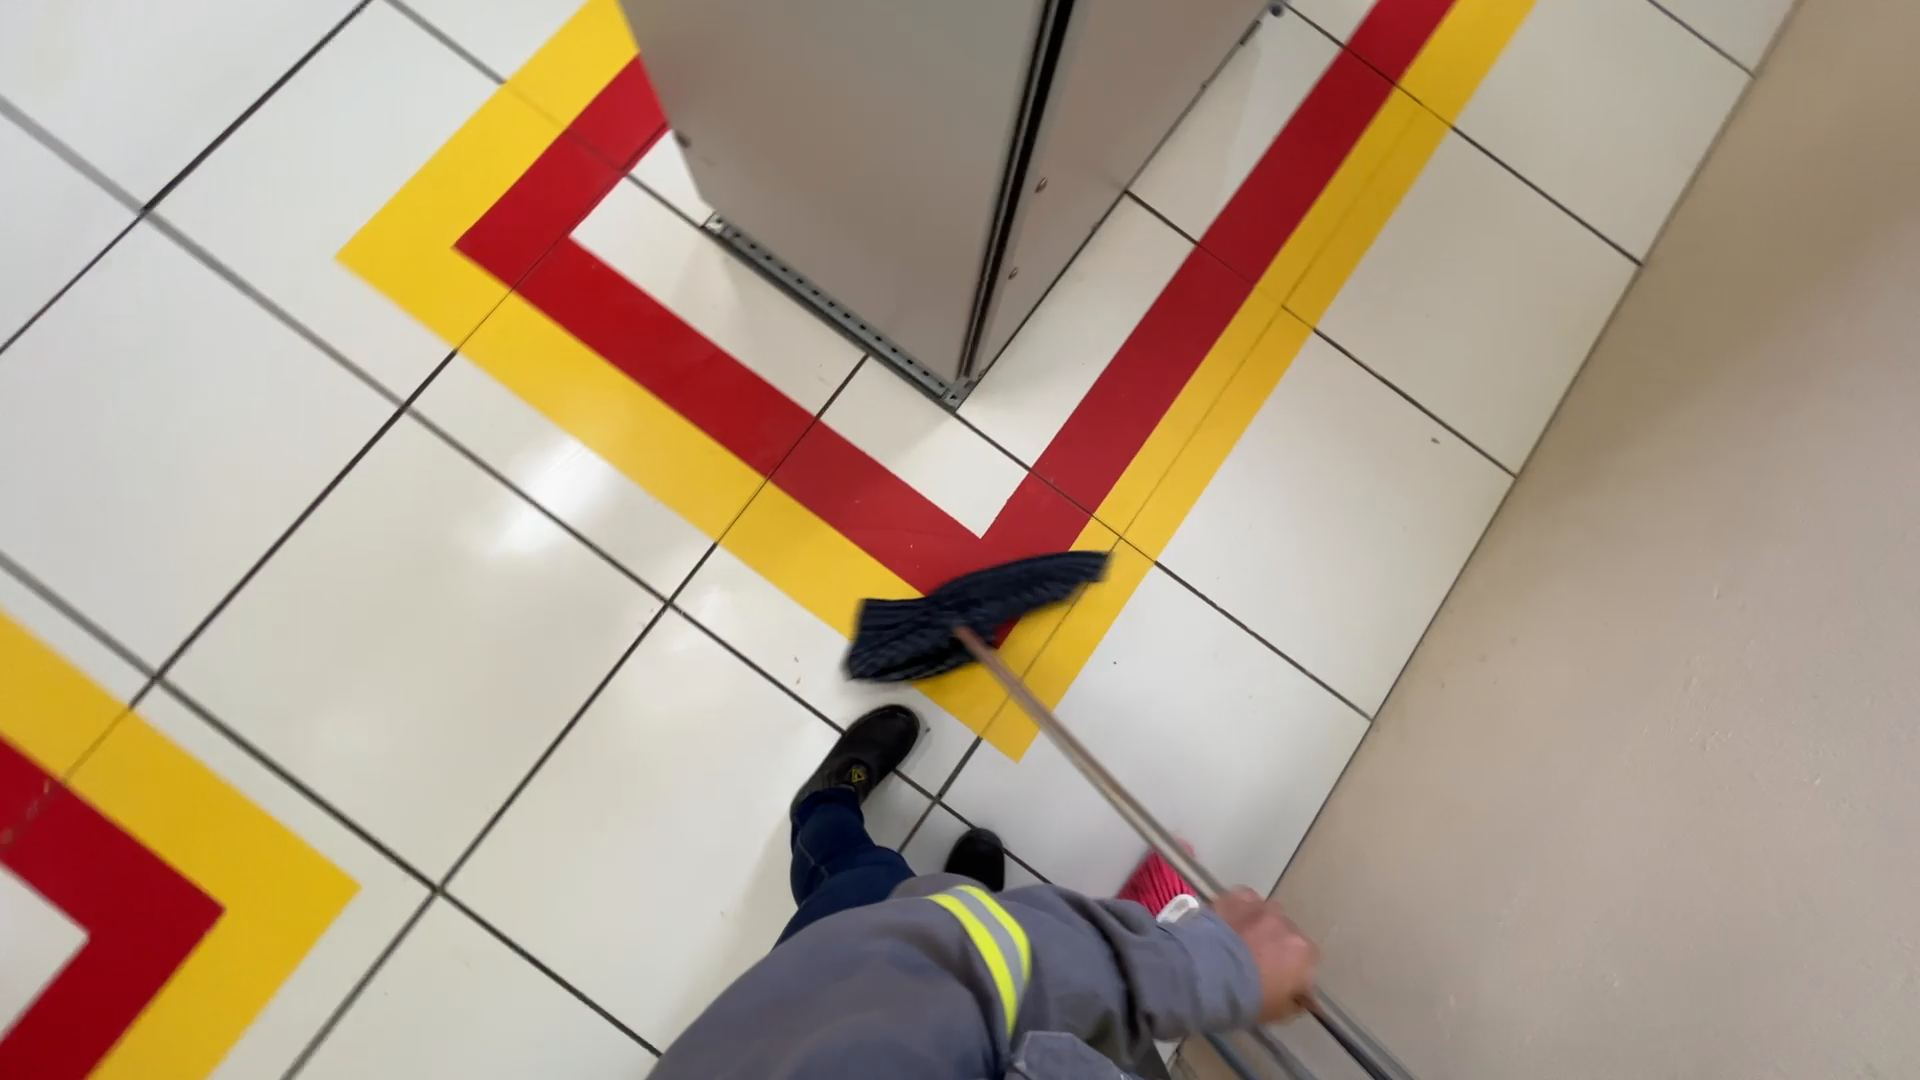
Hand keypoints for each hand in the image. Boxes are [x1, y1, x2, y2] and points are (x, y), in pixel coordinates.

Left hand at [1211, 887, 1317, 1021]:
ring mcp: (1262, 907)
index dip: (1293, 967)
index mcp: (1303, 953)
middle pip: (1286, 933)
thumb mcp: (1280, 1011)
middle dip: (1275, 943)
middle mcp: (1287, 924)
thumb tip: (1301, 996)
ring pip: (1267, 914)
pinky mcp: (1238, 895)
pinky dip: (1241, 907)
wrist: (1210, 970)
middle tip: (1256, 956)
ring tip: (1240, 936)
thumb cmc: (1249, 996)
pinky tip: (1230, 919)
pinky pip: (1246, 899)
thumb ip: (1295, 1000)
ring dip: (1259, 923)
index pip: (1307, 959)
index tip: (1280, 976)